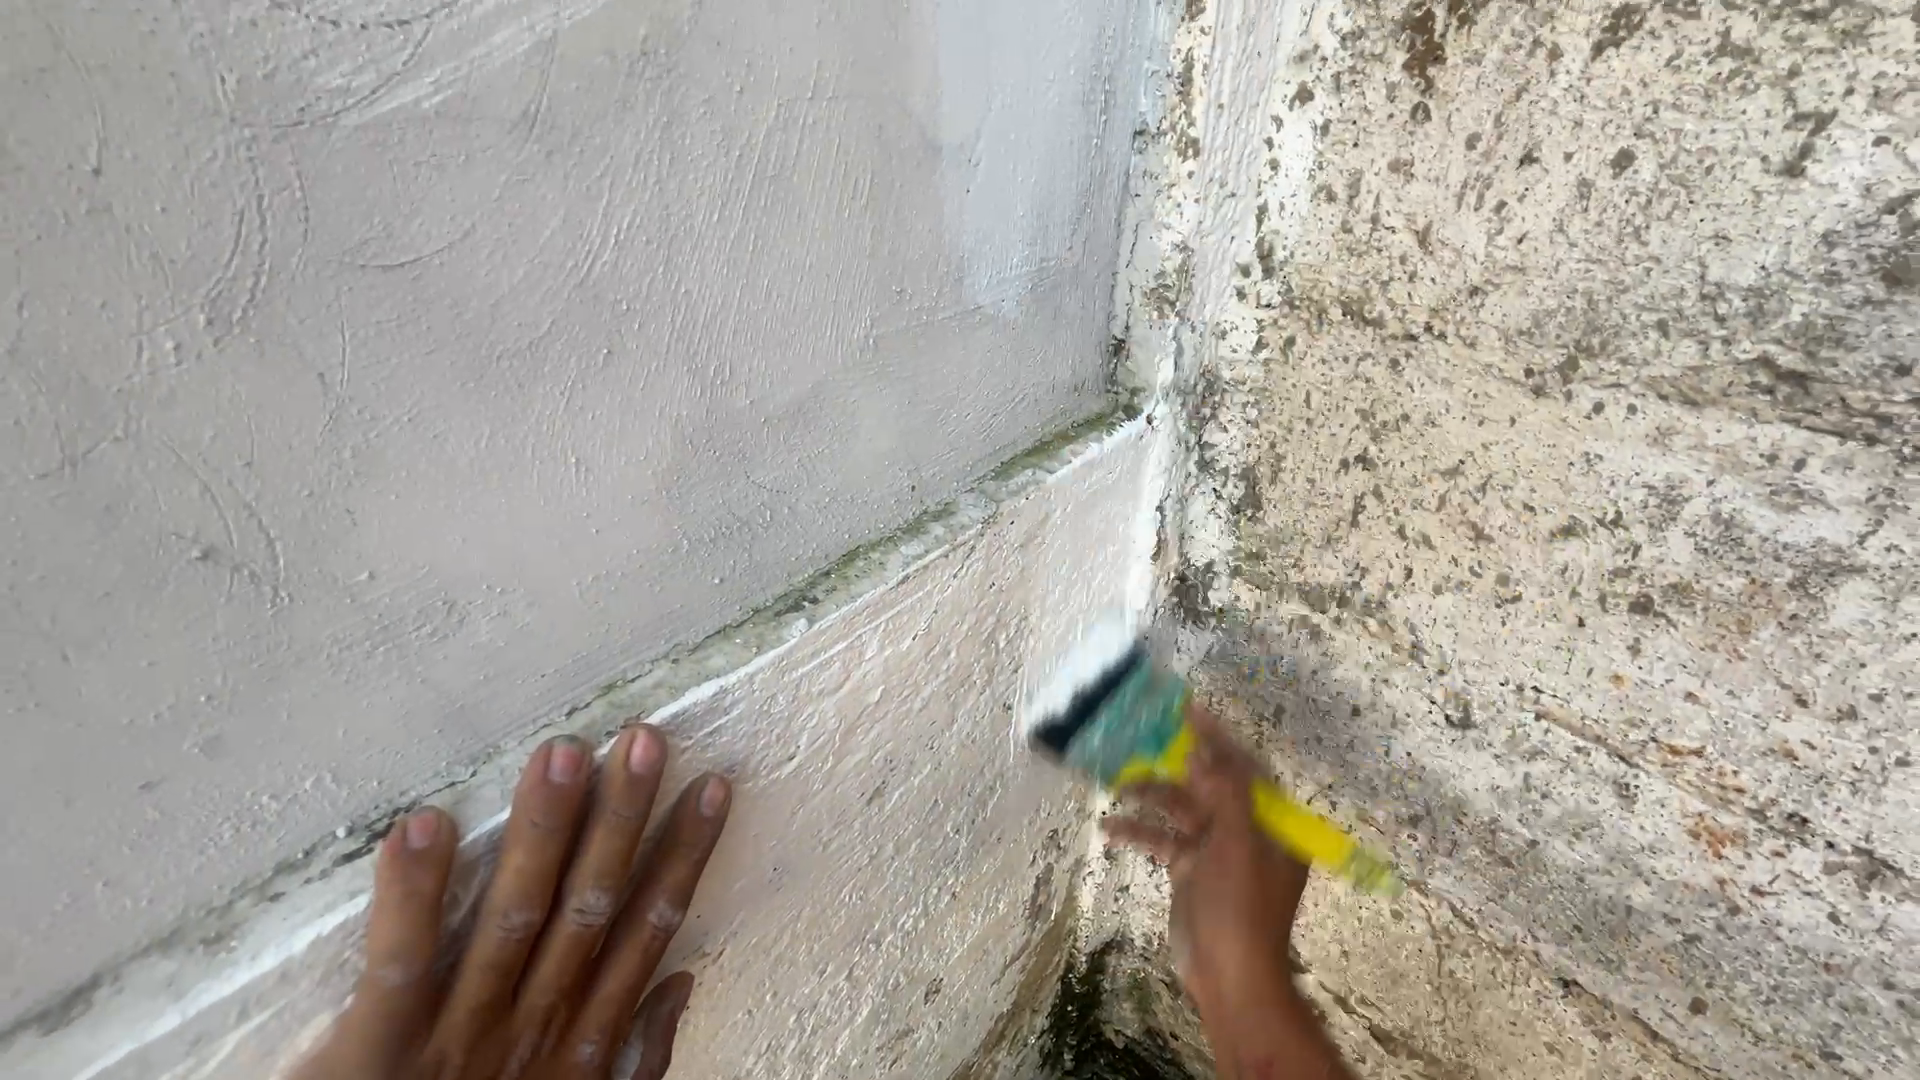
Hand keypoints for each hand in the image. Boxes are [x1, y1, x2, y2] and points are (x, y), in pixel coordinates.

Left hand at [293, 726, 730, 1079]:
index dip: (686, 853)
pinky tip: (425, 823)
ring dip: (544, 831)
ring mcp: (458, 1035)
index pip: (649, 926)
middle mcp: (536, 1023)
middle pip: (591, 903)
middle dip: (623, 817)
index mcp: (584, 1039)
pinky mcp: (371, 1054)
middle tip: (644, 739)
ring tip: (563, 754)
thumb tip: (684, 979)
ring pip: (515, 915)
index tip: (711, 785)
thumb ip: (639, 1057)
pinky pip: (398, 963)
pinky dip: (412, 894)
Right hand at [1103, 707, 1350, 1079]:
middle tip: (1143, 736)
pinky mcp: (1189, 868)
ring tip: (1117, 783)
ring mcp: (1215, 849)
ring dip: (1150, 796)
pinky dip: (1138, 832)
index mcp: (1269, 822)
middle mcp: (1245, 830)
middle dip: (1176, 763)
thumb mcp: (1237, 842)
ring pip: (1180, 809)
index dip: (1219, 737)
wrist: (1228, 976)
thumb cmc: (1240, 905)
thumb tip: (1204, 748)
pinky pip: (1162, 839)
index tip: (1189, 711)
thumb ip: (1223, 791)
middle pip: (1208, 783)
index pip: (1246, 766)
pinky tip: (1109, 827)